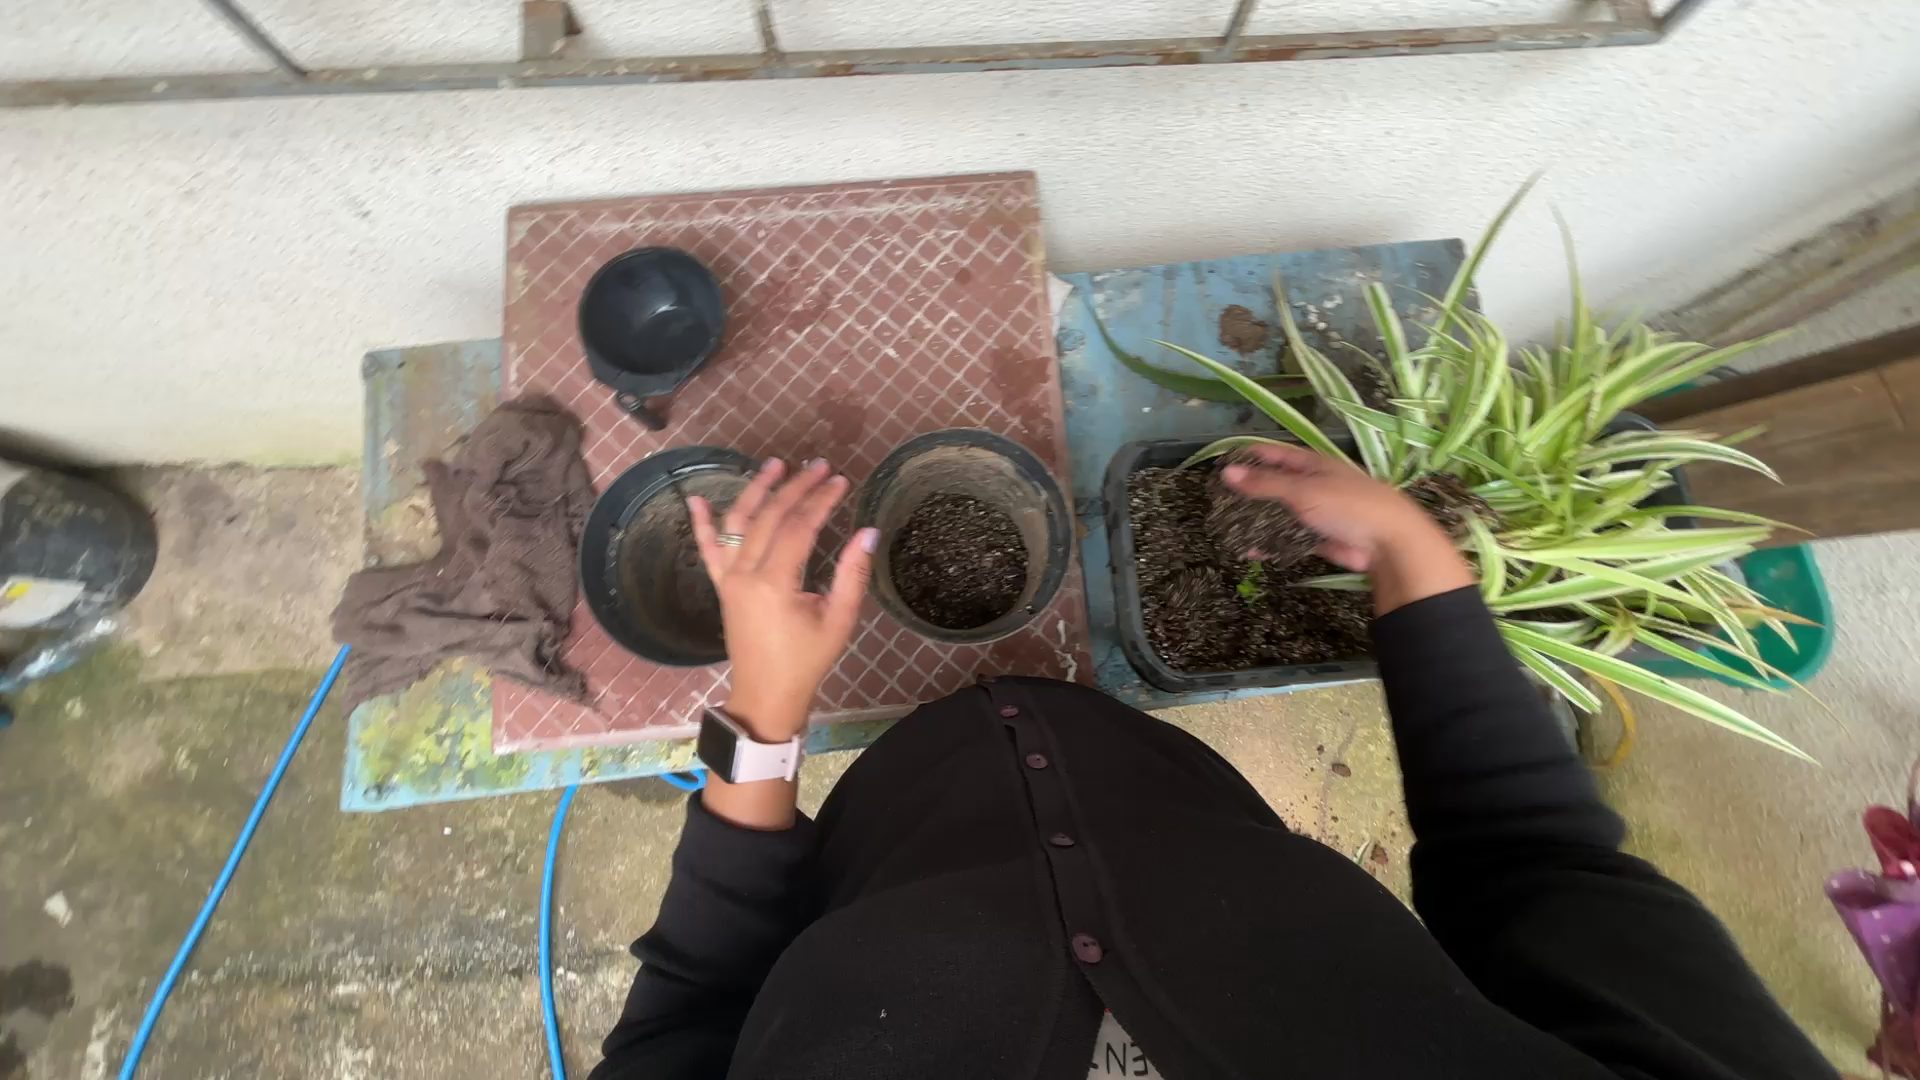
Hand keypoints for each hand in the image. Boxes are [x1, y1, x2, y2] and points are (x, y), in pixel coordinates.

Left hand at [689, 457, 877, 741]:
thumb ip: (852, 574)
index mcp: (774, 584)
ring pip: (738, 524)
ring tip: (776, 465)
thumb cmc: (806, 660)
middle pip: (770, 517)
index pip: (798, 527)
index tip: (841, 481)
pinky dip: (702, 524)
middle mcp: (745, 574)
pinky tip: (697, 499)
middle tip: (820, 466)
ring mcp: (728, 579)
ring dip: (756, 491)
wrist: (766, 694)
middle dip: (796, 488)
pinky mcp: (722, 586)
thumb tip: (868, 532)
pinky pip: (709, 550)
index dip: (820, 501)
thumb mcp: (838, 620)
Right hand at [1221, 442, 1471, 614]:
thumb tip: (1227, 472)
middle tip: (1219, 503)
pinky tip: (1251, 551)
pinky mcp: (1319, 537)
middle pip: (1273, 486)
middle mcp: (1312, 485)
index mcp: (1312, 465)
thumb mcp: (1302, 490)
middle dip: (1248, 494)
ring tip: (1229, 530)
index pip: (1273, 455)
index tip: (1221, 465)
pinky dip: (1271, 544)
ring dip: (1257, 522)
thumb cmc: (1347, 505)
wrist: (1389, 542)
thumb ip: (1264, 483)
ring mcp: (1316, 512)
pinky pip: (1288, 539)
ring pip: (1279, 514)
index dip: (1248, 457)